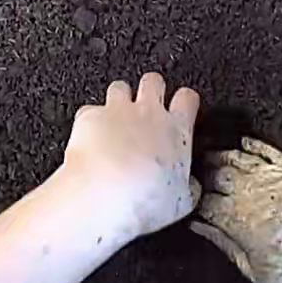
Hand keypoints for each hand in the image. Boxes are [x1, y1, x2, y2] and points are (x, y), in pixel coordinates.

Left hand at [58, 72, 200, 243]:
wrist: (104, 195)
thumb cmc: (143, 198)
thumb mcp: (181, 201)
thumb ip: (188, 187)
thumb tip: (191, 188)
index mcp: (176, 129)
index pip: (187, 98)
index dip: (185, 101)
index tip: (183, 108)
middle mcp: (148, 113)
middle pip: (154, 81)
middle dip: (151, 89)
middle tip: (148, 107)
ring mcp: (118, 111)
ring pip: (121, 86)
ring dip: (120, 99)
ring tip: (118, 120)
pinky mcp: (90, 116)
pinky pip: (90, 110)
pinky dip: (91, 121)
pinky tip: (91, 137)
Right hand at [194, 138, 281, 282]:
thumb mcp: (249, 270)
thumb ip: (221, 241)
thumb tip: (196, 224)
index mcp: (245, 225)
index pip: (208, 202)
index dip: (193, 199)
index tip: (184, 197)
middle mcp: (261, 198)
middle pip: (221, 176)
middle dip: (203, 175)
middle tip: (191, 173)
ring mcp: (280, 184)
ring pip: (242, 160)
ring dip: (223, 156)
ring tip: (209, 156)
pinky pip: (272, 153)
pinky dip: (256, 146)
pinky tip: (243, 143)